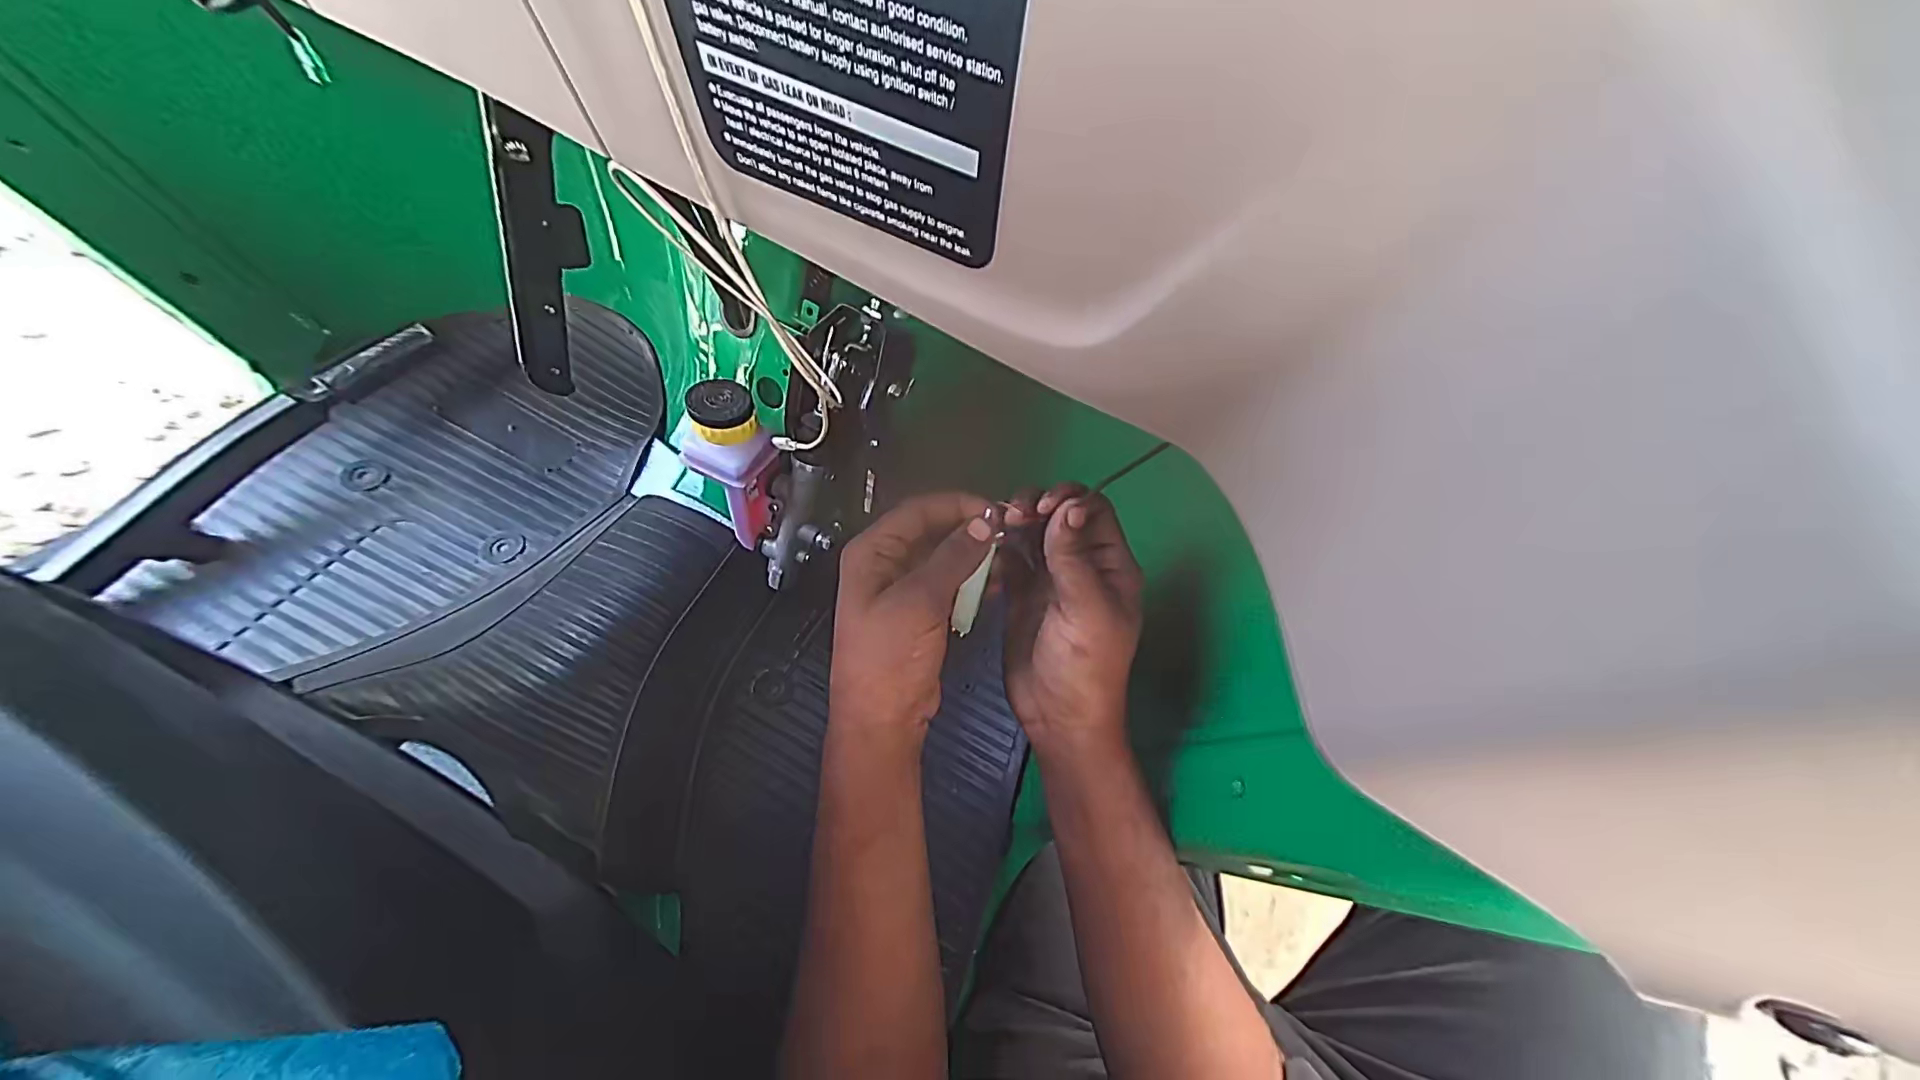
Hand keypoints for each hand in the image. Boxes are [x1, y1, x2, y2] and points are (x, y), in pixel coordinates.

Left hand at [831, 492, 997, 734]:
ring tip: (1006, 555)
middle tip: (1007, 532)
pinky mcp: (919, 611)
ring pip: (943, 557)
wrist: (882, 718)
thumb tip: (985, 521)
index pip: (918, 511)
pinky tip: (994, 582)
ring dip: (973, 555)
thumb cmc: (890, 658)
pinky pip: (947, 583)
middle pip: (931, 531)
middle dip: (969, 529)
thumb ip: (954, 557)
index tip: (995, 511)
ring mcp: (901, 589)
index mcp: (872, 552)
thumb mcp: (921, 601)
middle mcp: (883, 564)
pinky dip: (969, 580)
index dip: (958, 505)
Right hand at [1001, 484, 1143, 748]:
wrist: (1057, 716)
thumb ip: (1073, 557)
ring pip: (1031, 534)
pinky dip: (998, 550)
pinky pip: (1009, 560)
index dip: (1068, 499)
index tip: (1042, 508)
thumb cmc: (1085, 665)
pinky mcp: (1021, 595)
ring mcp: (1048, 579)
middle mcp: (1079, 565)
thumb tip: (1069, 505)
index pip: (1092, 511)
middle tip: (1013, 515)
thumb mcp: (1086, 608)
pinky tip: (987, 554)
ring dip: (1014, 524)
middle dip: (1036, 506)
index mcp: (1108, 565)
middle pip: (1058, 516)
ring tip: (995, 528)